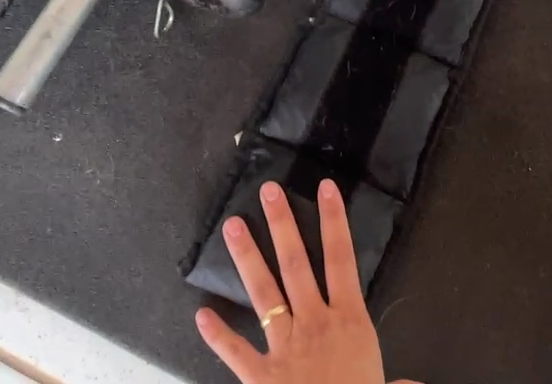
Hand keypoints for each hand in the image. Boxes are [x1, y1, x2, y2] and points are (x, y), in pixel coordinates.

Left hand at [194, 179, 413, 383]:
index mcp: (350, 321)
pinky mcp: (262, 376)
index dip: (334, 221)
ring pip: (264, 292)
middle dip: (283, 224)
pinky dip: (218, 335)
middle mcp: (316, 323)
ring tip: (232, 226)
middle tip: (268, 191)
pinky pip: (236, 352)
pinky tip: (201, 315)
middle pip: (297, 263)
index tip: (325, 187)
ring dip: (248, 257)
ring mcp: (287, 347)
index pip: (342, 259)